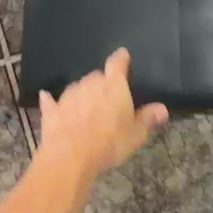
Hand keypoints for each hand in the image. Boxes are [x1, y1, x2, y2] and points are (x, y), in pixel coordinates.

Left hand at [37, 48, 168, 177]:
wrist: (70, 157)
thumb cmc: (109, 143)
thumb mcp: (136, 134)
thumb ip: (148, 118)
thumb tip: (162, 108)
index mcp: (114, 85)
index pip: (118, 63)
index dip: (121, 58)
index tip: (123, 54)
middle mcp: (90, 83)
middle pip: (97, 76)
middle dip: (102, 83)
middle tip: (108, 99)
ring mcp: (69, 95)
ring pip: (78, 88)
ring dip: (83, 95)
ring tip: (88, 111)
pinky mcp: (52, 109)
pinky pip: (53, 101)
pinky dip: (54, 101)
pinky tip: (49, 100)